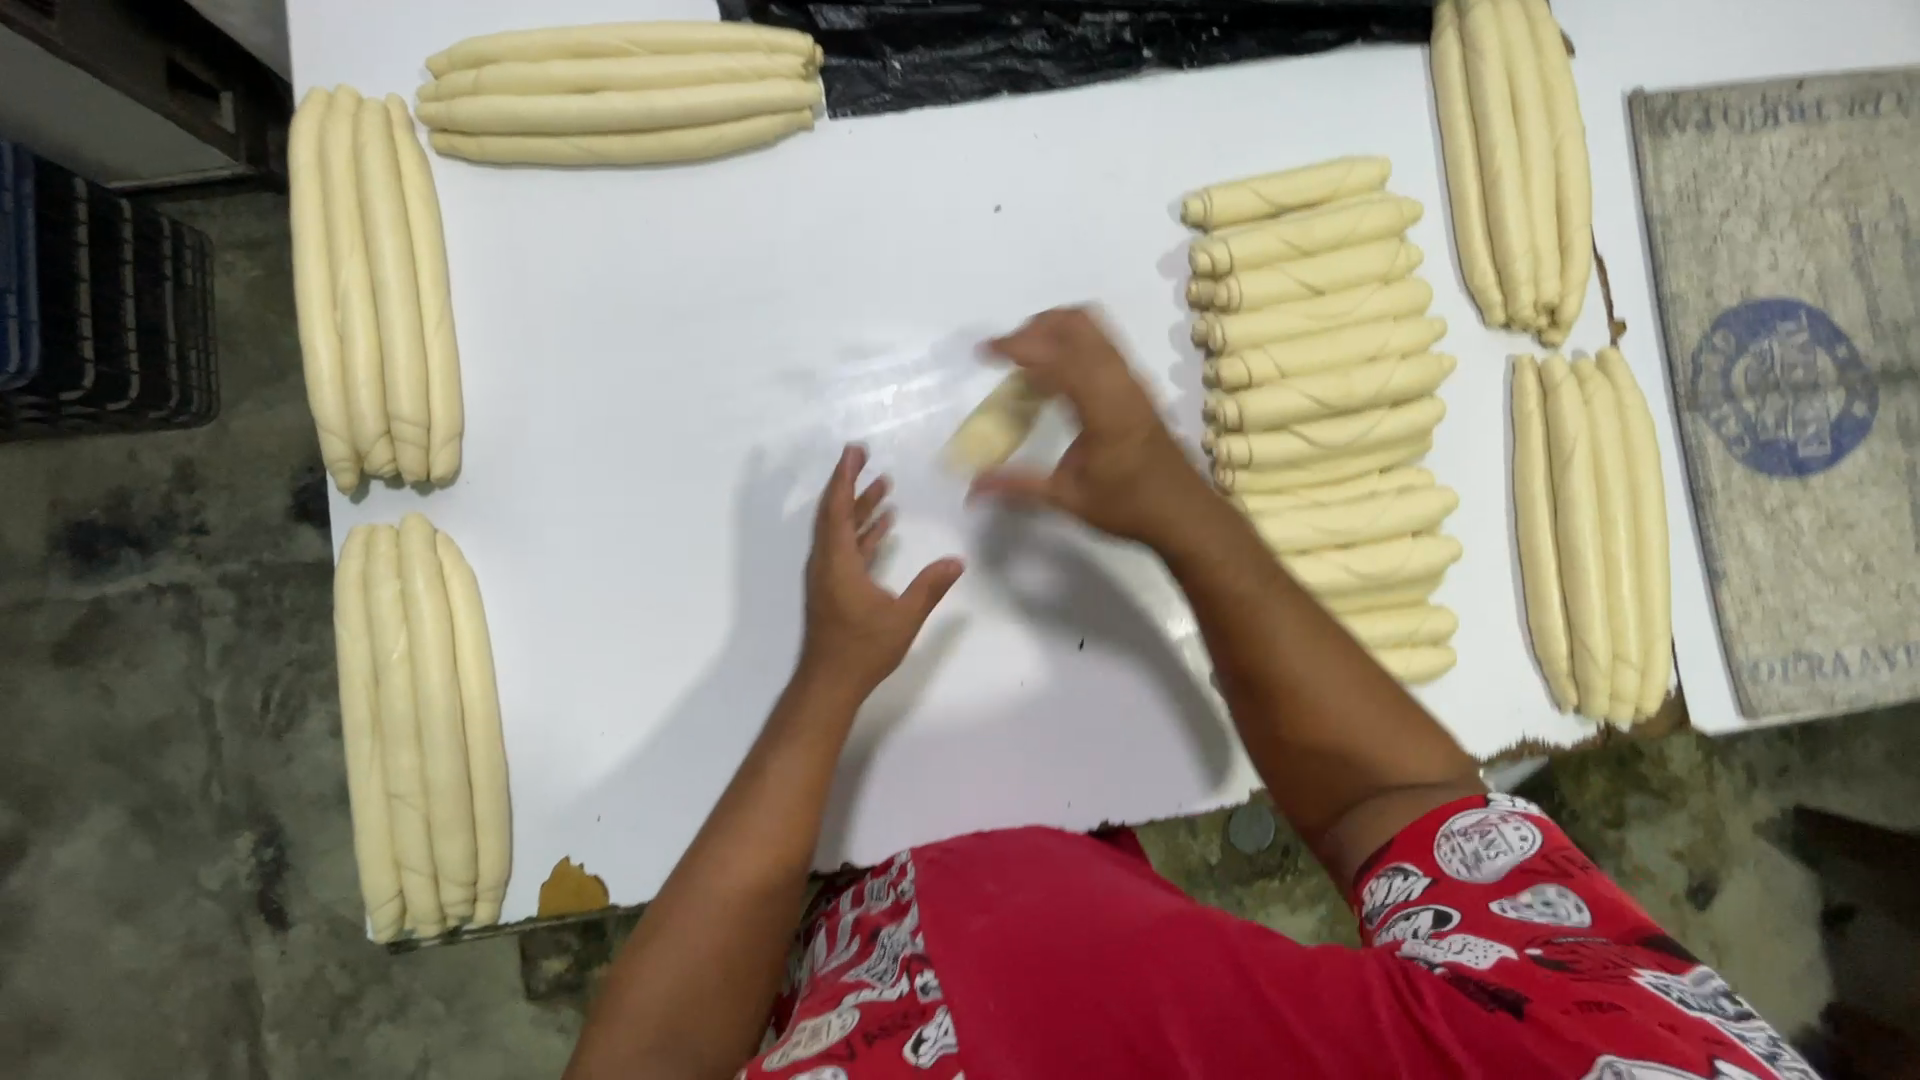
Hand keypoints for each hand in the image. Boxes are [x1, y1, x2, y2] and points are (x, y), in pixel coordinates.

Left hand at [797, 445, 964, 699]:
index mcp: (837, 562)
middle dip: (851, 484)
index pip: (837, 509)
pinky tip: (883, 526)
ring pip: (840, 531)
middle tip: (866, 458)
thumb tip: (956, 561)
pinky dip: (862, 533)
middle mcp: (826, 563)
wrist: (828, 684)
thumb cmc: (862, 650)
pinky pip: (845, 549)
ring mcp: (827, 576)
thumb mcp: (904, 618)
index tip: (854, 452)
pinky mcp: (832, 589)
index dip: (845, 477)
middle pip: (835, 513)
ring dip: (859, 508)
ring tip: (884, 486)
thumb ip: (930, 587)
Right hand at [969, 307, 1215, 550]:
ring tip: (1027, 355)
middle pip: (1078, 326)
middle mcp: (1121, 384)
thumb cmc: (1128, 507)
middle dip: (1036, 329)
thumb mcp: (1068, 499)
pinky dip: (1074, 342)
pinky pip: (1104, 343)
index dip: (1018, 347)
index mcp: (1104, 409)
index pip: (1058, 359)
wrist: (1184, 512)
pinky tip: (1056, 375)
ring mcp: (1134, 380)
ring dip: (1056, 330)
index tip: (984, 351)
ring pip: (1094, 328)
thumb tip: (972, 489)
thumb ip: (1018, 487)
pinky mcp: (1139, 385)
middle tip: (1005, 352)